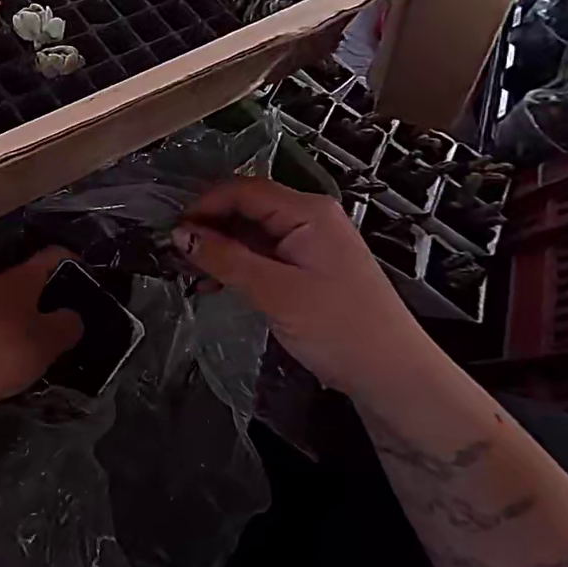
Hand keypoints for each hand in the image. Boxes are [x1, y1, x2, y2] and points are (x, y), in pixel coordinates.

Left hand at [0, 247, 84, 415]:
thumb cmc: (0, 350)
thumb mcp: (46, 341)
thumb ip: (67, 325)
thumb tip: (72, 317)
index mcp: (22, 277)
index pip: (54, 254)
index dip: (75, 261)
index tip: (91, 279)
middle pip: (33, 280)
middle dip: (54, 296)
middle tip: (73, 319)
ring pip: (14, 304)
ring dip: (32, 318)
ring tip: (49, 343)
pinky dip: (11, 335)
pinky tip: (17, 357)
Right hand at [174, 177, 430, 397]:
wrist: (396, 376)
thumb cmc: (339, 329)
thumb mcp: (275, 292)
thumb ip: (226, 259)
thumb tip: (180, 234)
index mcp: (307, 211)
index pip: (243, 190)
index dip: (203, 205)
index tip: (172, 231)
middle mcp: (310, 217)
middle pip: (248, 208)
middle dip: (210, 227)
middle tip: (175, 255)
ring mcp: (312, 242)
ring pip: (254, 232)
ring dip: (221, 249)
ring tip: (190, 273)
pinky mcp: (311, 266)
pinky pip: (266, 254)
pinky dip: (239, 265)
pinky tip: (216, 283)